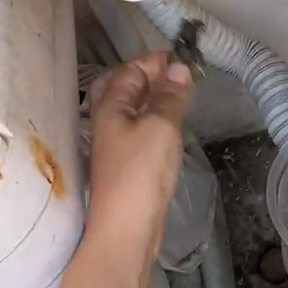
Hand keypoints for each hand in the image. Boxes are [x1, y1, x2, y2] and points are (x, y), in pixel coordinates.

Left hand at [84, 53, 191, 259]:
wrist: (126, 229)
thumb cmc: (141, 173)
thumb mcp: (161, 127)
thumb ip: (170, 97)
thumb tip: (179, 68)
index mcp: (108, 107)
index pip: (128, 71)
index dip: (153, 62)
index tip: (182, 58)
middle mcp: (105, 123)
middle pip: (122, 90)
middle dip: (148, 78)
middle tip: (177, 76)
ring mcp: (114, 146)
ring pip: (129, 112)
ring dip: (151, 100)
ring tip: (178, 97)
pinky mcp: (125, 167)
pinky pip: (137, 133)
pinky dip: (152, 122)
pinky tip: (169, 130)